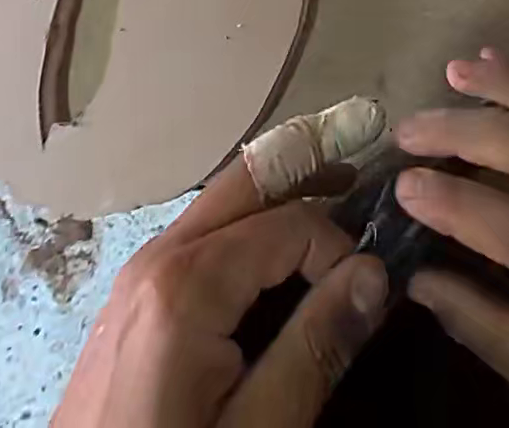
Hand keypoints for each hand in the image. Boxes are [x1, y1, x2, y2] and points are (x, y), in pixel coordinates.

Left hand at [52, 159, 388, 427]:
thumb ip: (317, 343)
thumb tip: (375, 271)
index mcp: (187, 282)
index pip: (290, 222)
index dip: (337, 246)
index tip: (362, 291)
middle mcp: (158, 256)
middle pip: (249, 179)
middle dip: (310, 164)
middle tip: (361, 166)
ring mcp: (139, 274)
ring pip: (225, 202)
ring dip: (282, 192)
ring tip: (333, 198)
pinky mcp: (134, 299)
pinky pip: (204, 237)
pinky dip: (251, 225)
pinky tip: (279, 251)